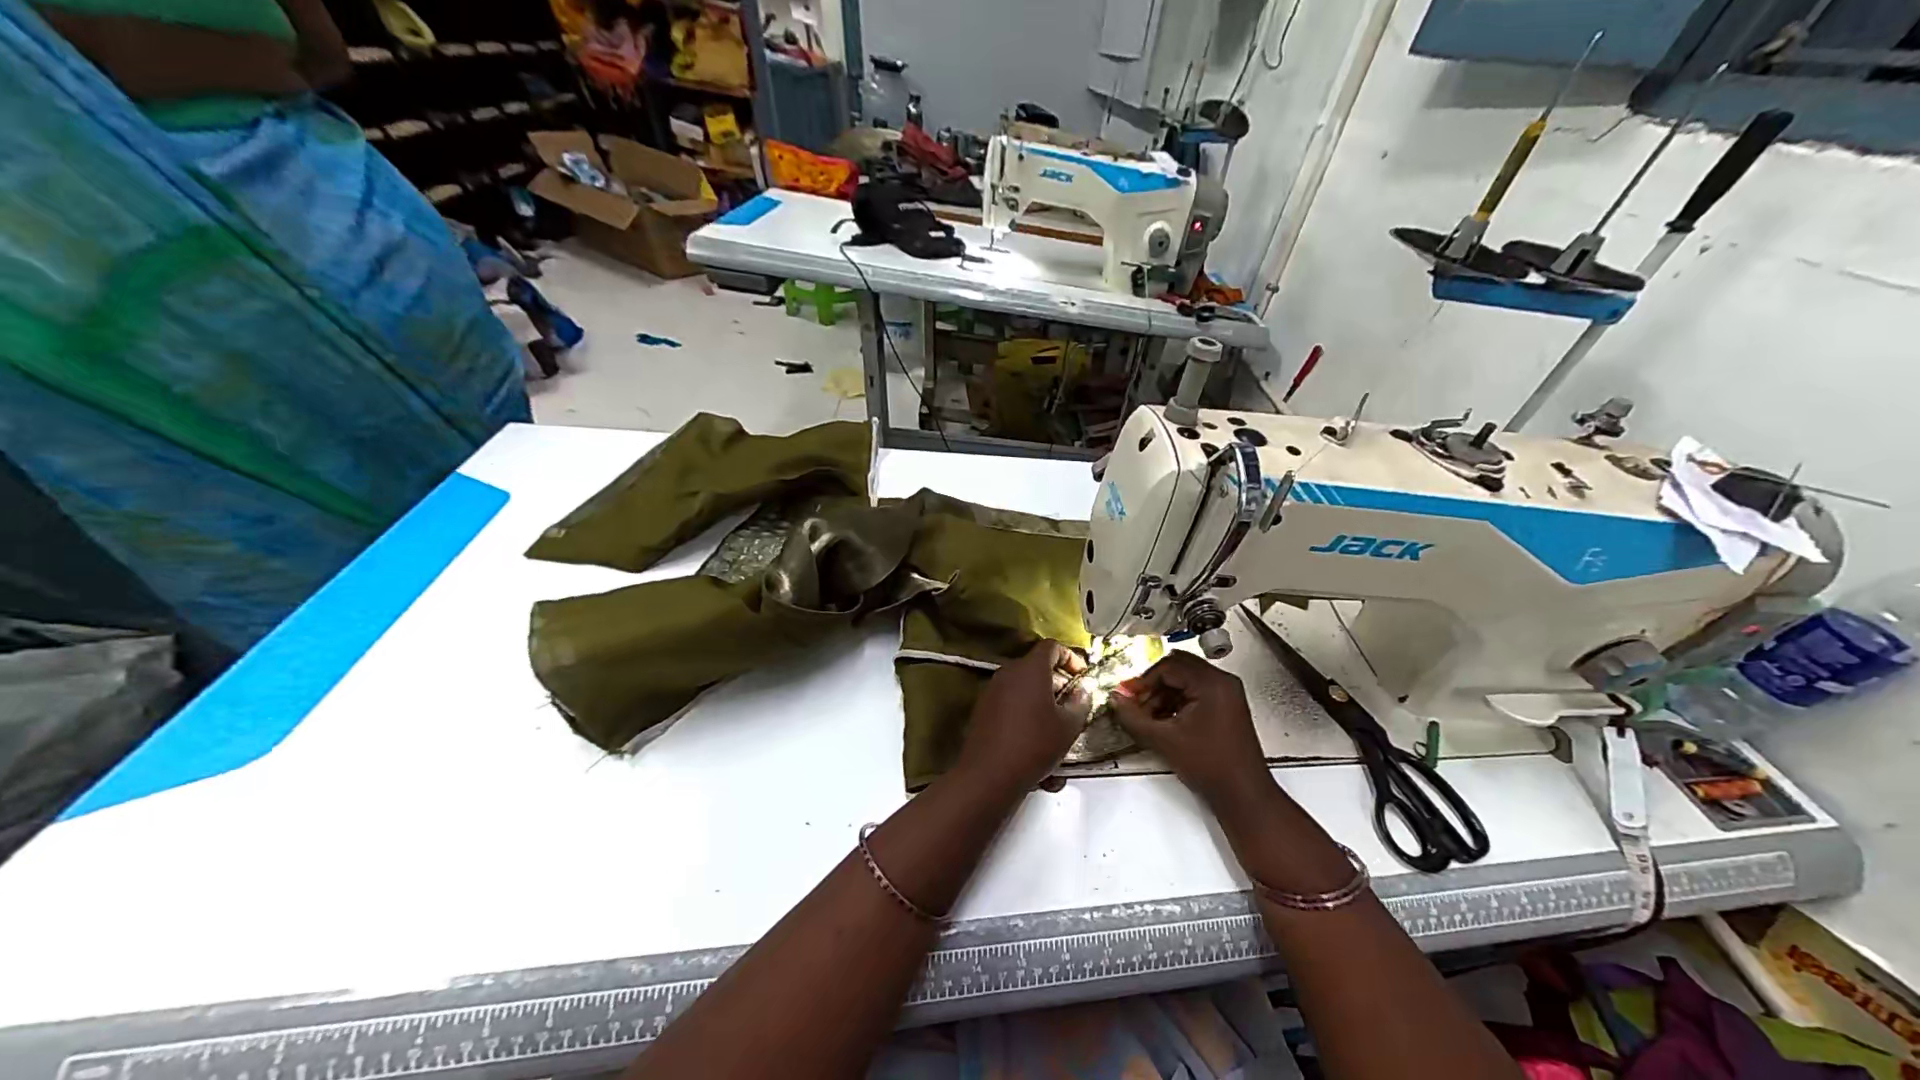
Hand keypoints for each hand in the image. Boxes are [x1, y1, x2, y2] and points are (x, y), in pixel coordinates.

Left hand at [955, 641, 1090, 794]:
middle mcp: (1008, 674)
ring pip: (1023, 689)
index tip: (1082, 676)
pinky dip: (1025, 717)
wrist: (989, 775)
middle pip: (1036, 668)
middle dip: (1058, 683)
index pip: (1052, 647)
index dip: (1071, 658)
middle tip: (1073, 704)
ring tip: (1057, 728)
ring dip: (1042, 703)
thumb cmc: (1034, 745)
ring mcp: (992, 692)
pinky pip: (1010, 706)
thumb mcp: (1069, 726)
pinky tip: (1036, 745)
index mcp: (1030, 669)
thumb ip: (1081, 703)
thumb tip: (1082, 691)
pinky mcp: (983, 711)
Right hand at [1109, 652, 1276, 814]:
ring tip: (1147, 716)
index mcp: (1211, 684)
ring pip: (1184, 681)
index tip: (1127, 694)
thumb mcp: (1164, 740)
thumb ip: (1133, 717)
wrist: (1242, 794)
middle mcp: (1222, 683)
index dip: (1143, 680)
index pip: (1167, 666)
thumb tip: (1118, 701)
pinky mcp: (1225, 707)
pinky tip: (1163, 721)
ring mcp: (1226, 694)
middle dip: (1152, 685)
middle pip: (1176, 669)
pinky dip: (1175, 702)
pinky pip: (1194, 693)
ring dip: (1162, 695)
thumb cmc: (1215, 768)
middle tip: (1134, 700)